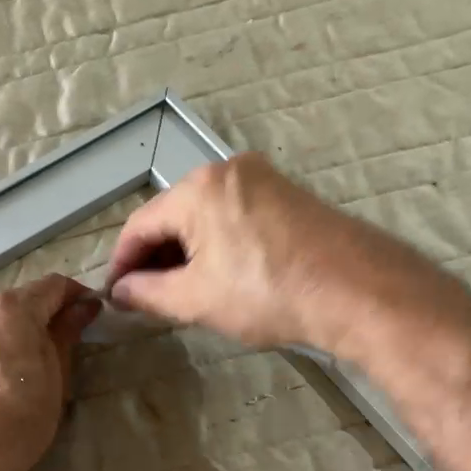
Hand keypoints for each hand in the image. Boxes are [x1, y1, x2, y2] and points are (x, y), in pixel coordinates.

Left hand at [0, 275, 100, 470]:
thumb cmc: (14, 426)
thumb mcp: (53, 380)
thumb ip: (65, 336)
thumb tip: (83, 308)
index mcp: (9, 309)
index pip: (53, 286)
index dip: (78, 297)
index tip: (92, 315)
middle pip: (21, 301)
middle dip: (46, 317)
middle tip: (66, 349)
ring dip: (18, 334)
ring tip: (32, 370)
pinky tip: (2, 381)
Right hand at [106, 152, 470, 360]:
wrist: (355, 290)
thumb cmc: (267, 293)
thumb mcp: (195, 299)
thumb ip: (147, 293)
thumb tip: (120, 292)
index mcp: (198, 189)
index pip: (139, 225)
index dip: (121, 264)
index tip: (115, 296)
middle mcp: (227, 171)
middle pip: (171, 216)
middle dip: (154, 259)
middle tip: (146, 299)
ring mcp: (261, 179)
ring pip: (202, 217)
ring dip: (184, 254)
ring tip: (181, 294)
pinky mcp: (286, 195)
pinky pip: (232, 216)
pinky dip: (215, 245)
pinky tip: (219, 277)